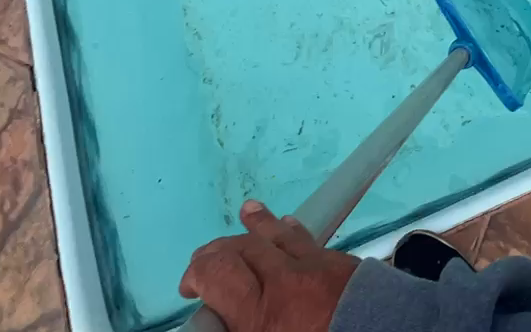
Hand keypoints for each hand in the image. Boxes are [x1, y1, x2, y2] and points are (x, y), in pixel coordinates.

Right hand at [180, 200, 361, 331]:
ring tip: (247, 211)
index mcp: (260, 315)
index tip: (190, 285)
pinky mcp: (340, 264)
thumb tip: (224, 317)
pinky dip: (292, 230)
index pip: (217, 275)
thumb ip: (243, 326)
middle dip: (219, 251)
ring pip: (278, 236)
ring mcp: (314, 267)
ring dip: (258, 225)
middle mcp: (282, 282)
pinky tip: (288, 223)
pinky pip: (309, 239)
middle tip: (203, 258)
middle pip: (243, 251)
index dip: (197, 274)